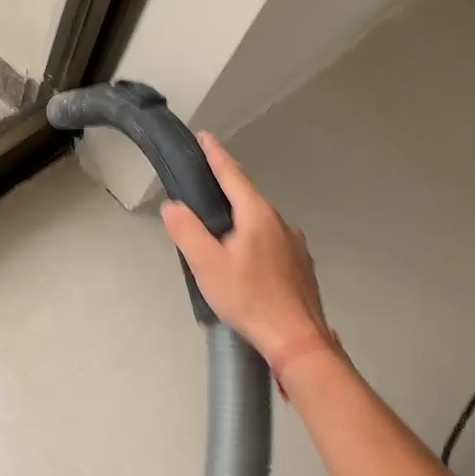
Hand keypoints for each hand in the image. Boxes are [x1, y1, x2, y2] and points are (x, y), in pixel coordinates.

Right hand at [162, 133, 340, 375]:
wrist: (296, 337)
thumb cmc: (249, 299)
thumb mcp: (207, 265)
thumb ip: (188, 231)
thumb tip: (173, 206)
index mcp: (258, 216)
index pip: (233, 175)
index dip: (216, 156)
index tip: (206, 138)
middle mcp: (281, 223)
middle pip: (248, 198)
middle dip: (226, 191)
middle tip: (204, 189)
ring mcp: (295, 245)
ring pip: (261, 223)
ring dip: (240, 222)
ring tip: (220, 236)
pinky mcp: (301, 266)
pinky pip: (272, 243)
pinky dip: (254, 242)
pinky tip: (246, 264)